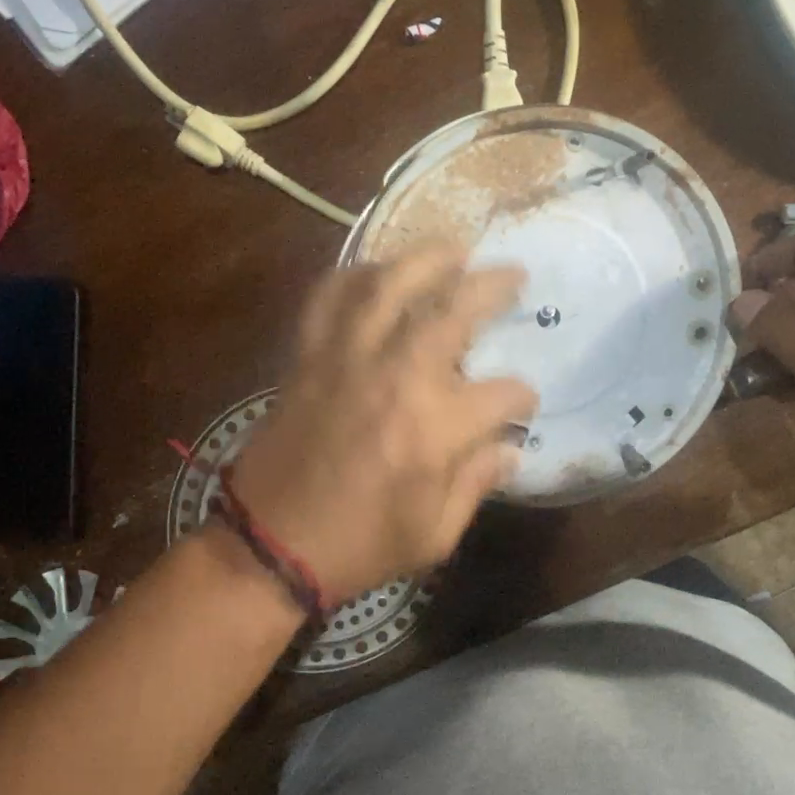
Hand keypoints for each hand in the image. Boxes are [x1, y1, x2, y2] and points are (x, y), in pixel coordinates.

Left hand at [229, 248, 538, 601]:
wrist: (270, 546)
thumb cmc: (360, 547)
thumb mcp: (435, 535)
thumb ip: (477, 484)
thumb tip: (509, 450)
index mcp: (436, 429)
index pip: (502, 394)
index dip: (521, 398)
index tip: (524, 405)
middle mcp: (397, 377)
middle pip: (453, 311)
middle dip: (492, 287)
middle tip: (515, 273)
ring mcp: (347, 358)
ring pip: (390, 285)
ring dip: (428, 259)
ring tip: (455, 248)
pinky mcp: (309, 357)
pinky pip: (329, 298)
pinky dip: (353, 276)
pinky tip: (376, 272)